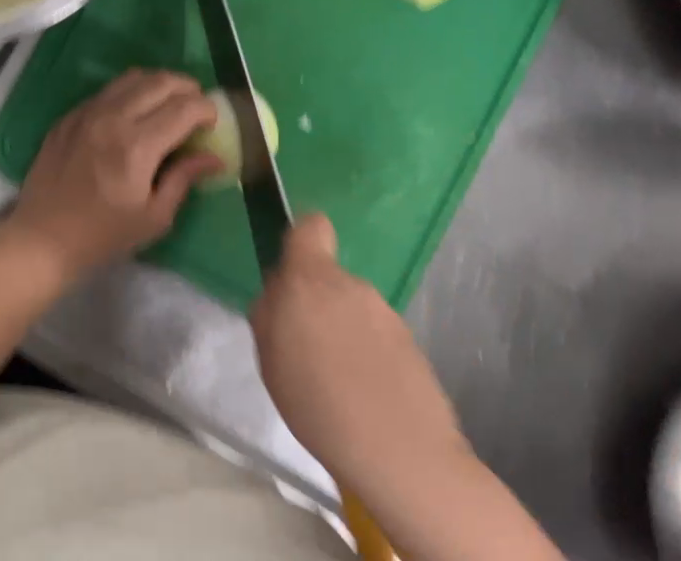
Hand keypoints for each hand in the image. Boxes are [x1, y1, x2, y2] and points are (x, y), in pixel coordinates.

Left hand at [3, 69, 222, 279]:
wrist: (43, 235)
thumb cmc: (103, 234)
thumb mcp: (154, 216)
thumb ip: (184, 178)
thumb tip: (214, 158)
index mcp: (136, 145)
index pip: (183, 108)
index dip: (207, 110)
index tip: (213, 123)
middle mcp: (110, 118)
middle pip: (158, 82)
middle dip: (186, 88)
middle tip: (197, 107)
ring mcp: (84, 114)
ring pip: (129, 79)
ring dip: (156, 84)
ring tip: (169, 103)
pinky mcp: (67, 118)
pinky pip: (104, 92)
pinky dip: (127, 93)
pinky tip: (132, 113)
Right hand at [251, 215, 469, 494]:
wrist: (400, 452)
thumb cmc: (315, 400)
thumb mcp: (269, 356)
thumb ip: (269, 313)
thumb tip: (279, 295)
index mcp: (309, 281)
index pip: (310, 228)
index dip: (299, 240)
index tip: (289, 272)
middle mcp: (351, 287)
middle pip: (326, 279)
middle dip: (313, 304)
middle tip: (301, 347)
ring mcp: (386, 315)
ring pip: (350, 309)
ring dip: (339, 331)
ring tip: (331, 379)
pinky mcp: (411, 345)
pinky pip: (374, 336)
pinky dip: (364, 354)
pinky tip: (359, 393)